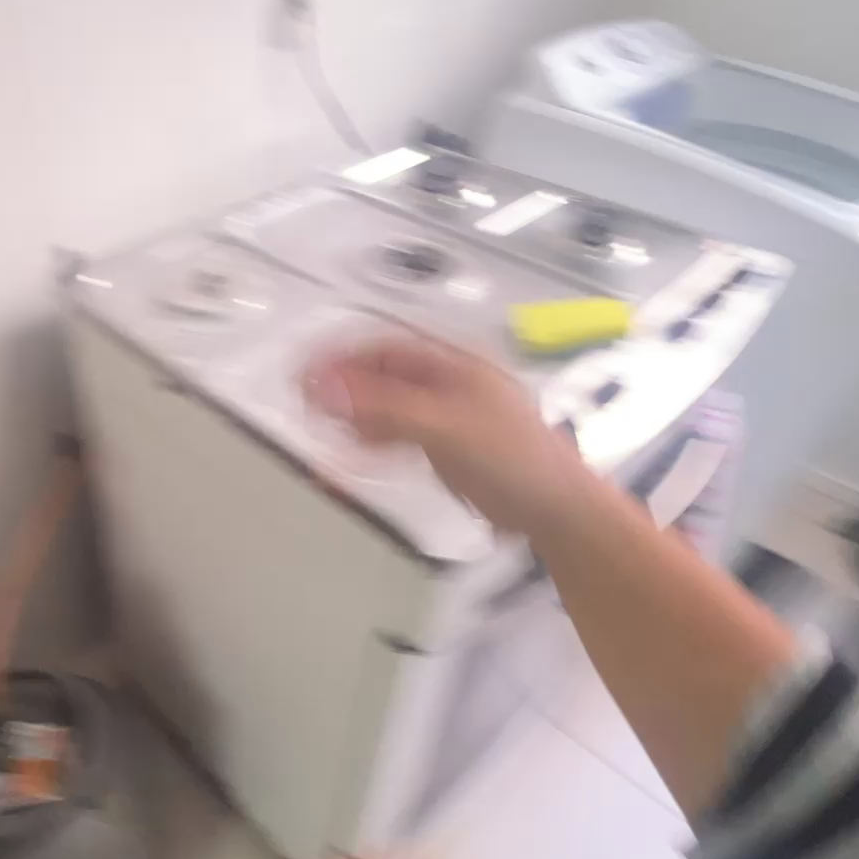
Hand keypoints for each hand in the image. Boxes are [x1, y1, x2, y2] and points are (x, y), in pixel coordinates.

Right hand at [302, 336, 591, 533]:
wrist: (555, 510)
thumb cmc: (511, 459)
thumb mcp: (446, 428)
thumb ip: (385, 409)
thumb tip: (324, 391)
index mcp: (451, 361)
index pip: (382, 347)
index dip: (339, 358)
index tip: (303, 376)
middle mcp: (443, 379)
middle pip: (378, 375)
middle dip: (340, 390)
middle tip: (305, 407)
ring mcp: (441, 411)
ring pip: (382, 405)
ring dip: (351, 418)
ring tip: (322, 434)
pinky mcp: (440, 443)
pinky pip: (393, 434)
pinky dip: (369, 441)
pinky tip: (351, 456)